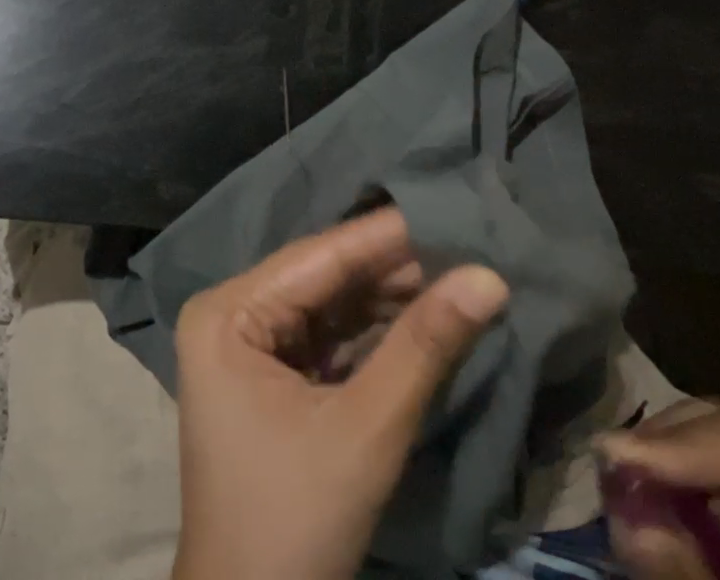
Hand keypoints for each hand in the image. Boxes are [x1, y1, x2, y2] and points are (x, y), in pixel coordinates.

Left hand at [171, 207, 509, 579]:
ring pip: (332, 304)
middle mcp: (230, 315)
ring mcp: (248, 345)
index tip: (460, 206)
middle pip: (326, 276)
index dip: (393, 234)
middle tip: (474, 243)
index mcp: (228, 313)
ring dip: (393, 297)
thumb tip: (491, 275)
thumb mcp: (367, 424)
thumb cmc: (297, 513)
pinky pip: (330, 336)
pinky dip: (377, 331)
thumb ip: (425, 344)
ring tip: (464, 272)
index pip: (322, 256)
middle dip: (398, 267)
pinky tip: (428, 313)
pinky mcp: (271, 375)